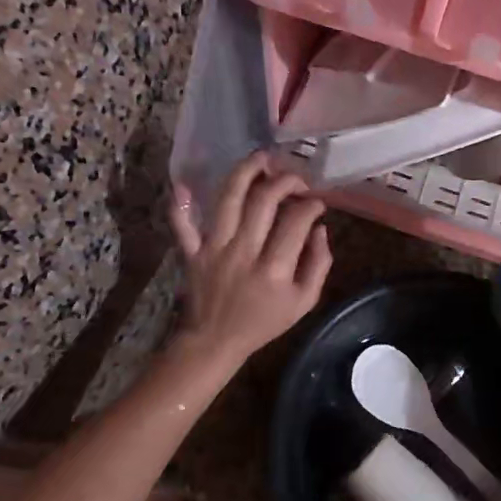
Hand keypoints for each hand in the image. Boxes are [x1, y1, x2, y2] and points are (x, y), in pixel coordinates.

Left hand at [169, 153, 333, 363]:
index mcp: (275, 269)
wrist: (215, 341)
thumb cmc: (263, 322)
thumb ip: (319, 265)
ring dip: (245, 172)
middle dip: (285, 180)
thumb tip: (320, 229)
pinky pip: (182, 225)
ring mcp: (214, 249)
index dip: (311, 204)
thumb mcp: (304, 303)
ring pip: (228, 200)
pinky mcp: (192, 252)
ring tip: (261, 158)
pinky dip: (181, 205)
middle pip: (264, 201)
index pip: (297, 221)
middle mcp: (244, 252)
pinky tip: (184, 183)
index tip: (317, 202)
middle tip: (296, 179)